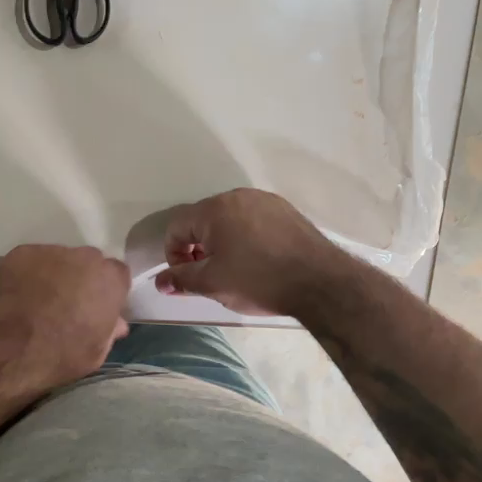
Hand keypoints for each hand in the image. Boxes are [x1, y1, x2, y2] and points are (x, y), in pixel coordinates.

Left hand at [0, 244, 131, 390]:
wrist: (9, 350)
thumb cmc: (60, 355)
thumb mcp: (96, 352)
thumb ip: (109, 331)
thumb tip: (115, 323)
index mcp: (109, 280)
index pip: (118, 274)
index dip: (108, 291)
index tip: (98, 307)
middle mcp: (85, 257)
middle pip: (89, 262)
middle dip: (83, 278)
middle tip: (69, 302)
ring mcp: (51, 252)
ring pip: (60, 259)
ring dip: (56, 274)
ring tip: (41, 299)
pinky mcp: (22, 252)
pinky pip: (33, 260)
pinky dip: (30, 273)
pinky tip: (22, 294)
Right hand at [155, 189, 349, 316]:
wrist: (319, 282)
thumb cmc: (258, 280)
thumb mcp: (213, 284)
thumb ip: (182, 279)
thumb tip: (161, 281)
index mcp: (215, 209)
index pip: (177, 226)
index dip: (173, 254)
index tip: (185, 277)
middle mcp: (238, 197)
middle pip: (203, 220)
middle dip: (198, 248)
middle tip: (208, 275)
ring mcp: (266, 201)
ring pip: (230, 220)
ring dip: (222, 243)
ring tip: (234, 270)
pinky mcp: (286, 211)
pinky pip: (254, 221)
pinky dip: (246, 238)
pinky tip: (258, 261)